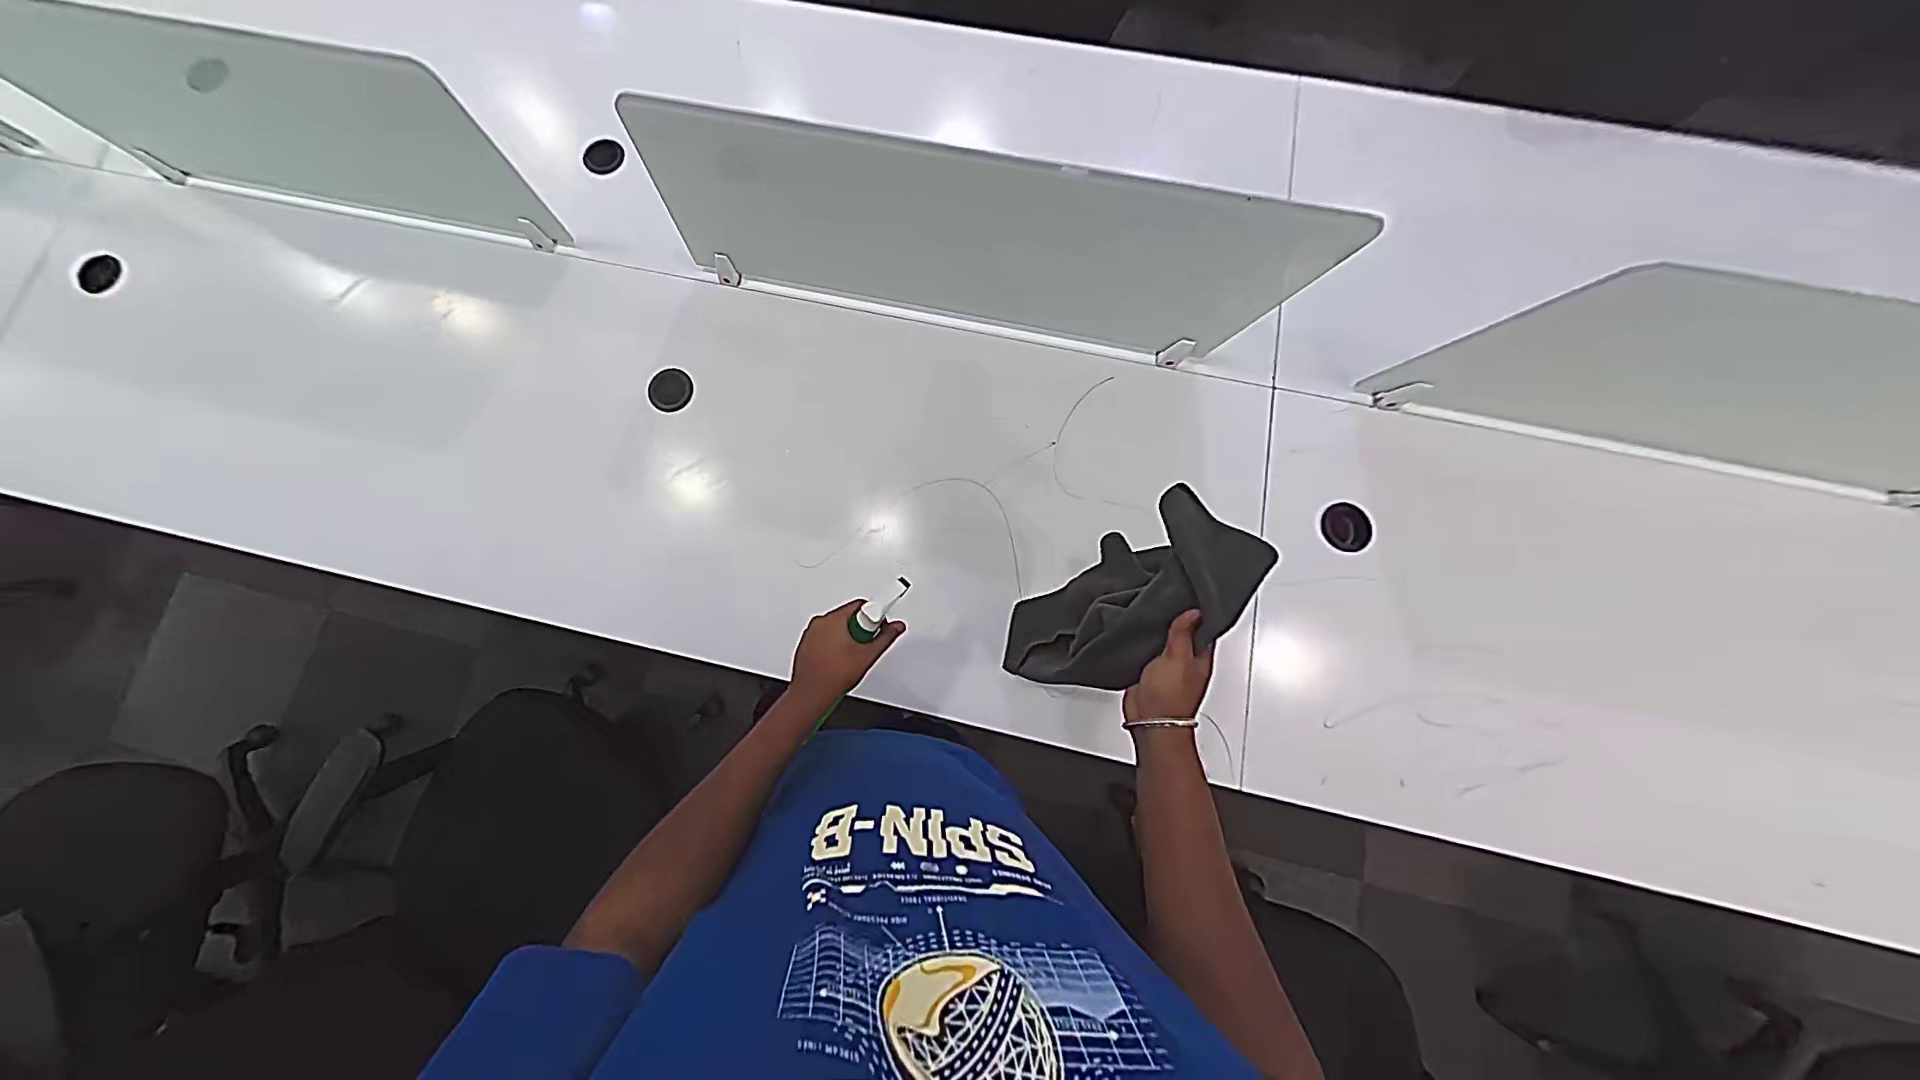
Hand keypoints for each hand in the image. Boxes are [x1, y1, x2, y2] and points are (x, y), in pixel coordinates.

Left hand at [791, 599, 904, 699]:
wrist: (811, 694)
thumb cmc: (832, 676)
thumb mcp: (867, 655)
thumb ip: (886, 637)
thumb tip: (896, 627)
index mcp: (834, 619)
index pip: (860, 605)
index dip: (874, 617)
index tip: (877, 629)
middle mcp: (820, 622)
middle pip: (848, 616)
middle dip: (860, 629)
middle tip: (864, 647)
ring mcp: (811, 633)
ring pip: (836, 627)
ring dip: (847, 637)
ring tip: (851, 656)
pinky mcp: (806, 644)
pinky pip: (824, 636)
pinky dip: (833, 644)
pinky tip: (839, 661)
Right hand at [1123, 609, 1212, 726]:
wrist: (1149, 721)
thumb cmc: (1170, 698)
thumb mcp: (1179, 658)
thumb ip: (1184, 633)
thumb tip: (1194, 612)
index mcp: (1201, 658)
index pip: (1203, 629)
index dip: (1198, 614)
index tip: (1190, 598)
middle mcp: (1186, 662)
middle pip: (1183, 634)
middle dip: (1175, 620)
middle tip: (1168, 601)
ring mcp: (1167, 667)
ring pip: (1164, 642)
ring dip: (1158, 632)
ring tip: (1151, 613)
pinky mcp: (1149, 672)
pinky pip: (1147, 652)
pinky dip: (1143, 643)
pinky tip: (1138, 634)